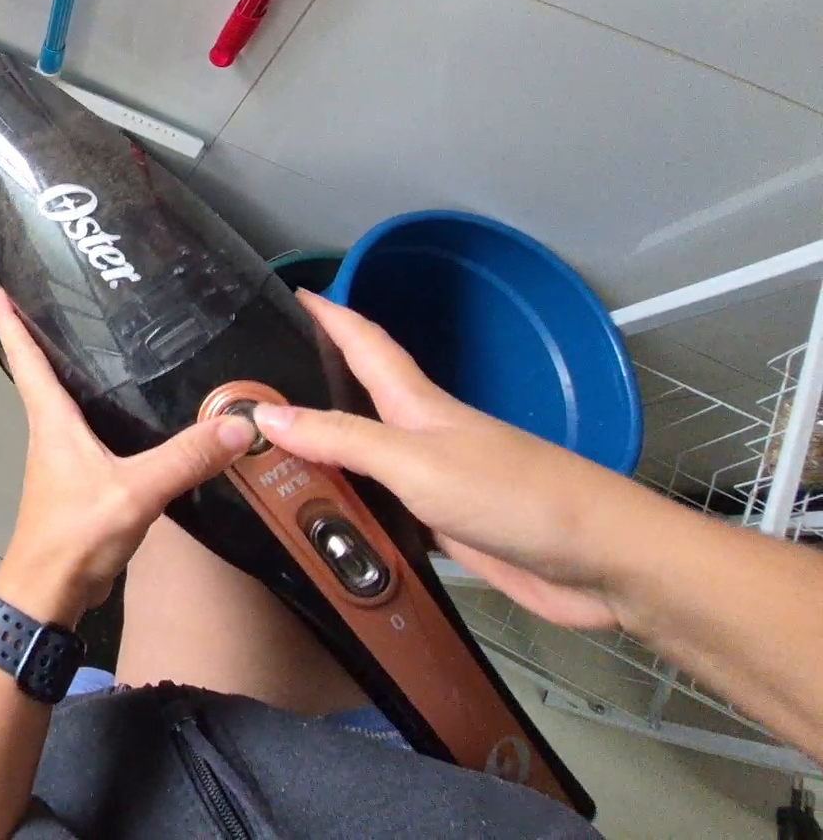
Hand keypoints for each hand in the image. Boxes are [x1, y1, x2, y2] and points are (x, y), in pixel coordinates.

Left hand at [0, 287, 252, 625]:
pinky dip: (92, 404)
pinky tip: (122, 405)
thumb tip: (238, 422)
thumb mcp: (134, 491)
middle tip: (63, 297)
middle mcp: (49, 429)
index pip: (24, 358)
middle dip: (42, 334)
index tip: (0, 287)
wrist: (49, 591)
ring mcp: (59, 454)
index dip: (10, 322)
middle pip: (39, 371)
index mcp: (50, 420)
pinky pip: (82, 426)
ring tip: (96, 339)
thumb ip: (184, 458)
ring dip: (67, 368)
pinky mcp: (74, 476)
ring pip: (59, 399)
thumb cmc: (75, 533)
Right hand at [251, 290, 668, 630]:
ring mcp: (426, 479)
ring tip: (258, 451)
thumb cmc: (514, 496)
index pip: (365, 344)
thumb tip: (263, 414)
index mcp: (415, 404)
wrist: (606, 565)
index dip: (331, 315)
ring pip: (354, 454)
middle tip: (252, 385)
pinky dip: (335, 500)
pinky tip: (309, 510)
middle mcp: (416, 434)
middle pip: (350, 400)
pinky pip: (368, 502)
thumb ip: (339, 438)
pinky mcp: (433, 522)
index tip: (296, 292)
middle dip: (306, 383)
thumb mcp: (413, 461)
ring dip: (311, 452)